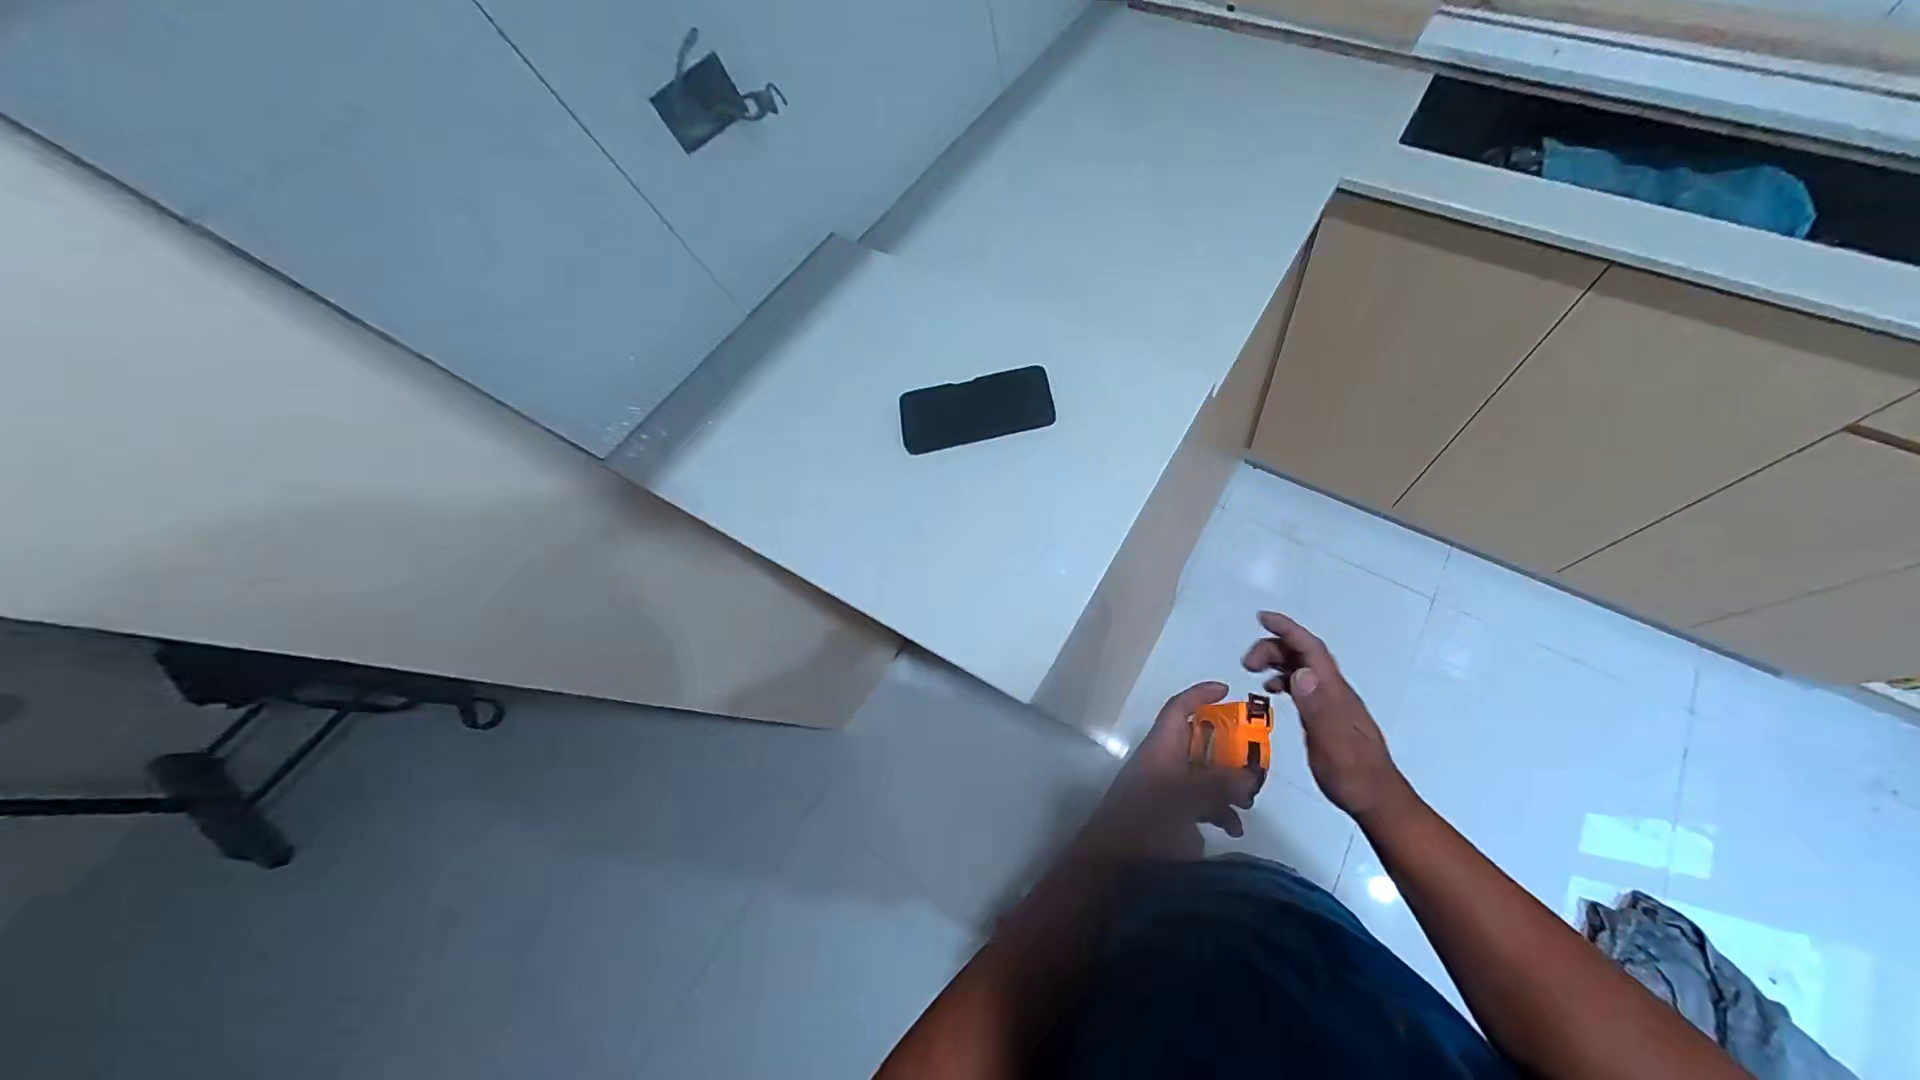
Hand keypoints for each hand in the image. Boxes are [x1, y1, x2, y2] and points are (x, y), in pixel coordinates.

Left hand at [1076, 682, 1259, 862]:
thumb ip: (1220, 785)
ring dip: (1226, 786)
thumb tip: (1249, 774)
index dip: (1200, 695)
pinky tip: (1231, 830)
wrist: (1110, 868)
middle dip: (1228, 750)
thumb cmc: (1145, 825)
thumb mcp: (1186, 800)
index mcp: (1160, 749)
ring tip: (1247, 804)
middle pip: (1197, 744)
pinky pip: (1198, 806)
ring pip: (1201, 777)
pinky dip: (1217, 813)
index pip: (1178, 709)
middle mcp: (1161, 764)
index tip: (1227, 690)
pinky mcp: (1166, 819)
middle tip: (1255, 763)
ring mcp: (1163, 792)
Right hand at [1242, 611, 1411, 822]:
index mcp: (1335, 694)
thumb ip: (1318, 708)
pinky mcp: (1326, 715)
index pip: (1311, 650)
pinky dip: (1283, 678)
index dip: (1288, 629)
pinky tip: (1272, 689)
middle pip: (1304, 654)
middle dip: (1274, 647)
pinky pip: (1302, 685)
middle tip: (1247, 662)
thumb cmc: (1353, 776)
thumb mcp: (1333, 744)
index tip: (1263, 618)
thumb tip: (1301, 673)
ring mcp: (1331, 703)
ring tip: (1253, 670)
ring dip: (1277, 660)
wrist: (1377, 800)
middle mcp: (1334, 692)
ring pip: (1302, 667)